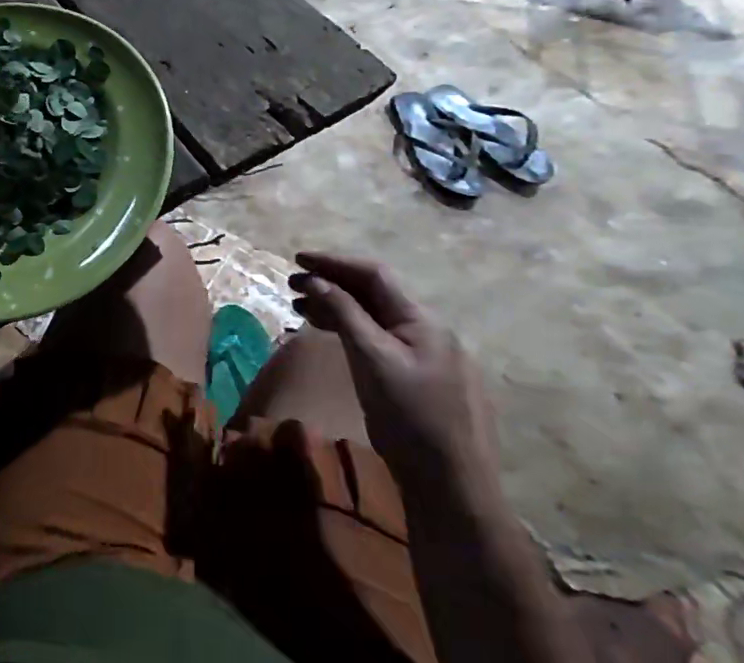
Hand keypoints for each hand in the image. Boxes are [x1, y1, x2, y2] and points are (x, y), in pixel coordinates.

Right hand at [289, 253, 497, 487]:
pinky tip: (329, 335)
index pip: (374, 275)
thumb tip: (316, 280)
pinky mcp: (417, 379)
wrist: (451, 485)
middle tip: (292, 285)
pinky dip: (350, 331)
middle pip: (374, 294)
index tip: (297, 259)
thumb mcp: (372, 360)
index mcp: (422, 320)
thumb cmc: (409, 418)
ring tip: (300, 308)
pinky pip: (379, 340)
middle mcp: (427, 330)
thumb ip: (344, 314)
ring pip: (374, 318)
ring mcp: (424, 356)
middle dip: (332, 284)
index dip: (334, 262)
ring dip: (338, 307)